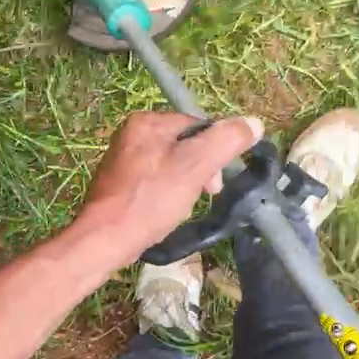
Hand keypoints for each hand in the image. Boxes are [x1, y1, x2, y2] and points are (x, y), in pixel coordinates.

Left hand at [70, 111, 263, 268]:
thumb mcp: (194, 166)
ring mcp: (122, 158)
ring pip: (170, 165)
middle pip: (184, 145)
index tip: (216, 184)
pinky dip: (164, 194)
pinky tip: (163, 211)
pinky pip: (153, 181)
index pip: (198, 127)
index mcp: (146, 122)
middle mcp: (130, 134)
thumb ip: (225, 141)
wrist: (105, 237)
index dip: (215, 153)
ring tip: (180, 206)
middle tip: (204, 195)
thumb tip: (253, 123)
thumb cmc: (150, 199)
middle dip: (199, 171)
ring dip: (184, 184)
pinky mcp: (118, 182)